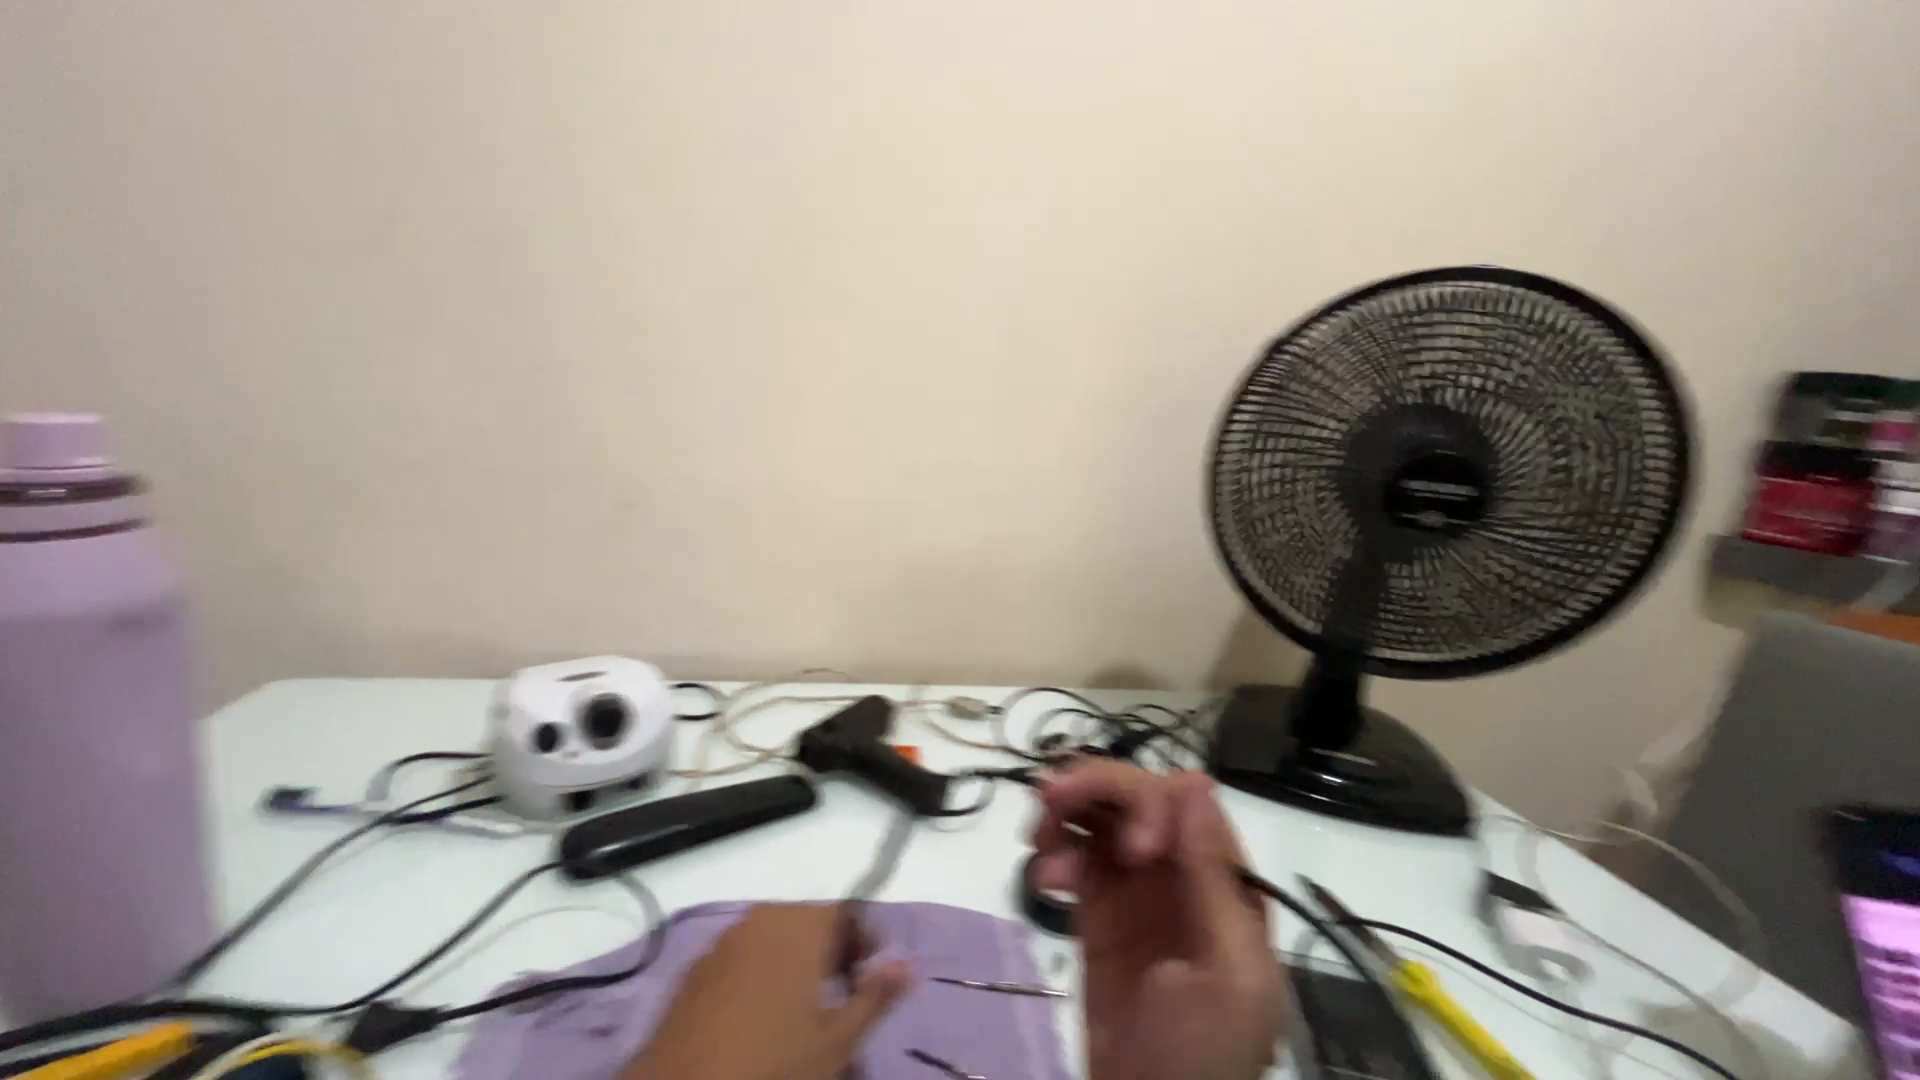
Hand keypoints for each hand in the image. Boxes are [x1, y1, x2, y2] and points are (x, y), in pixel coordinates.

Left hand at [621, 903, 910, 1079]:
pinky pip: (743, 960)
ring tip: (807, 1014)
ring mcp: (722, 943)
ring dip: (798, 966)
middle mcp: (761, 919)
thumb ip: (876, 996)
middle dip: (834, 955)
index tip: (876, 978)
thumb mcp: (836, 1040)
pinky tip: (762, 1021)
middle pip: (811, 923)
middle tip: (846, 999)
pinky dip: (762, 978)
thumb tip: (908, 962)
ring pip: (775, 941)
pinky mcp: (694, 972)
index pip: (848, 912)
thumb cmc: (773, 1064)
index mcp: (799, 924)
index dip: (868, 942)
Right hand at [1031, 760, 1285, 1079]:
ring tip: (1039, 845)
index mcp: (1223, 876)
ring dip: (1063, 809)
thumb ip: (1215, 878)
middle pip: (1133, 792)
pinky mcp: (1096, 906)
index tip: (1131, 851)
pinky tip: (1046, 878)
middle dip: (1093, 785)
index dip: (1148, 803)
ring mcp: (1133, 884)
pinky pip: (1071, 851)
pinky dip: (1052, 848)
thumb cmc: (1203, 1054)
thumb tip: (1197, 780)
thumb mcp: (1230, 972)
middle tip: (1048, 801)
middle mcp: (1178, 866)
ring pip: (1097, 811)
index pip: (1183, 798)